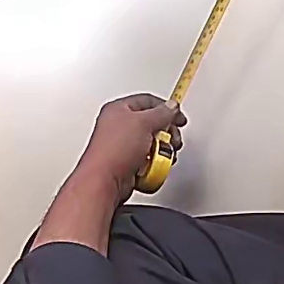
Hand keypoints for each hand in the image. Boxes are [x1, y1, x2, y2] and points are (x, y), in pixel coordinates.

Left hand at [33, 94, 185, 254]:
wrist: (105, 181)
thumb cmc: (113, 151)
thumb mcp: (144, 123)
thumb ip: (162, 113)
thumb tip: (171, 107)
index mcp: (118, 110)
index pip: (147, 102)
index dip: (166, 107)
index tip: (178, 116)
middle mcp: (118, 127)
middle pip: (151, 124)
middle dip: (166, 133)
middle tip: (172, 139)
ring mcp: (123, 147)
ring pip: (152, 144)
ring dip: (162, 150)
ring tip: (161, 155)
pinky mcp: (128, 164)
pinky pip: (148, 160)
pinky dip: (154, 164)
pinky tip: (153, 166)